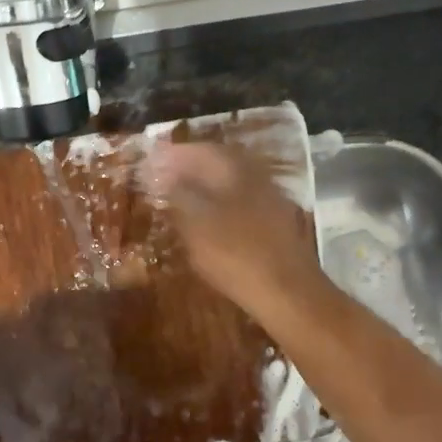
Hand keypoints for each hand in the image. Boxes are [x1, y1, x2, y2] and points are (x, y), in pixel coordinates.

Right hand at [141, 140, 326, 313]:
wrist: (288, 291)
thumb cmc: (237, 256)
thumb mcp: (196, 226)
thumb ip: (179, 197)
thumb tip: (166, 177)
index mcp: (236, 170)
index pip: (201, 150)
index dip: (175, 154)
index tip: (153, 158)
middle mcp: (257, 177)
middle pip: (220, 164)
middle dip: (191, 168)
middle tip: (166, 176)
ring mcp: (272, 201)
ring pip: (233, 185)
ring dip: (207, 187)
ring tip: (183, 198)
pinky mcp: (278, 225)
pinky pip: (242, 204)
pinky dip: (222, 206)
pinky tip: (211, 222)